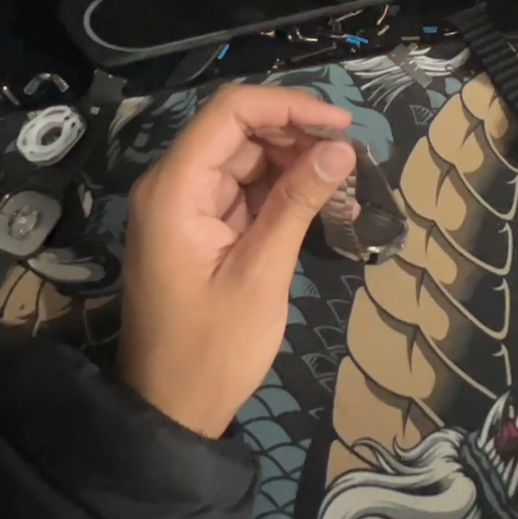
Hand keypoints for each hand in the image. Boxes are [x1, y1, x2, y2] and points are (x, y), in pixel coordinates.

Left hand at [119, 85, 356, 436]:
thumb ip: (298, 202)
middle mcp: (175, 183)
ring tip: (342, 180)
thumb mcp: (261, 273)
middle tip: (347, 157)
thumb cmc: (211, 350)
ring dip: (294, 160)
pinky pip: (245, 184)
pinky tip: (319, 196)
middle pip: (238, 128)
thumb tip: (342, 148)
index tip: (339, 123)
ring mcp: (187, 203)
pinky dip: (282, 186)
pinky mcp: (202, 222)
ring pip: (246, 154)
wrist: (170, 413)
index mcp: (175, 188)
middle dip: (296, 133)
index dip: (286, 105)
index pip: (229, 111)